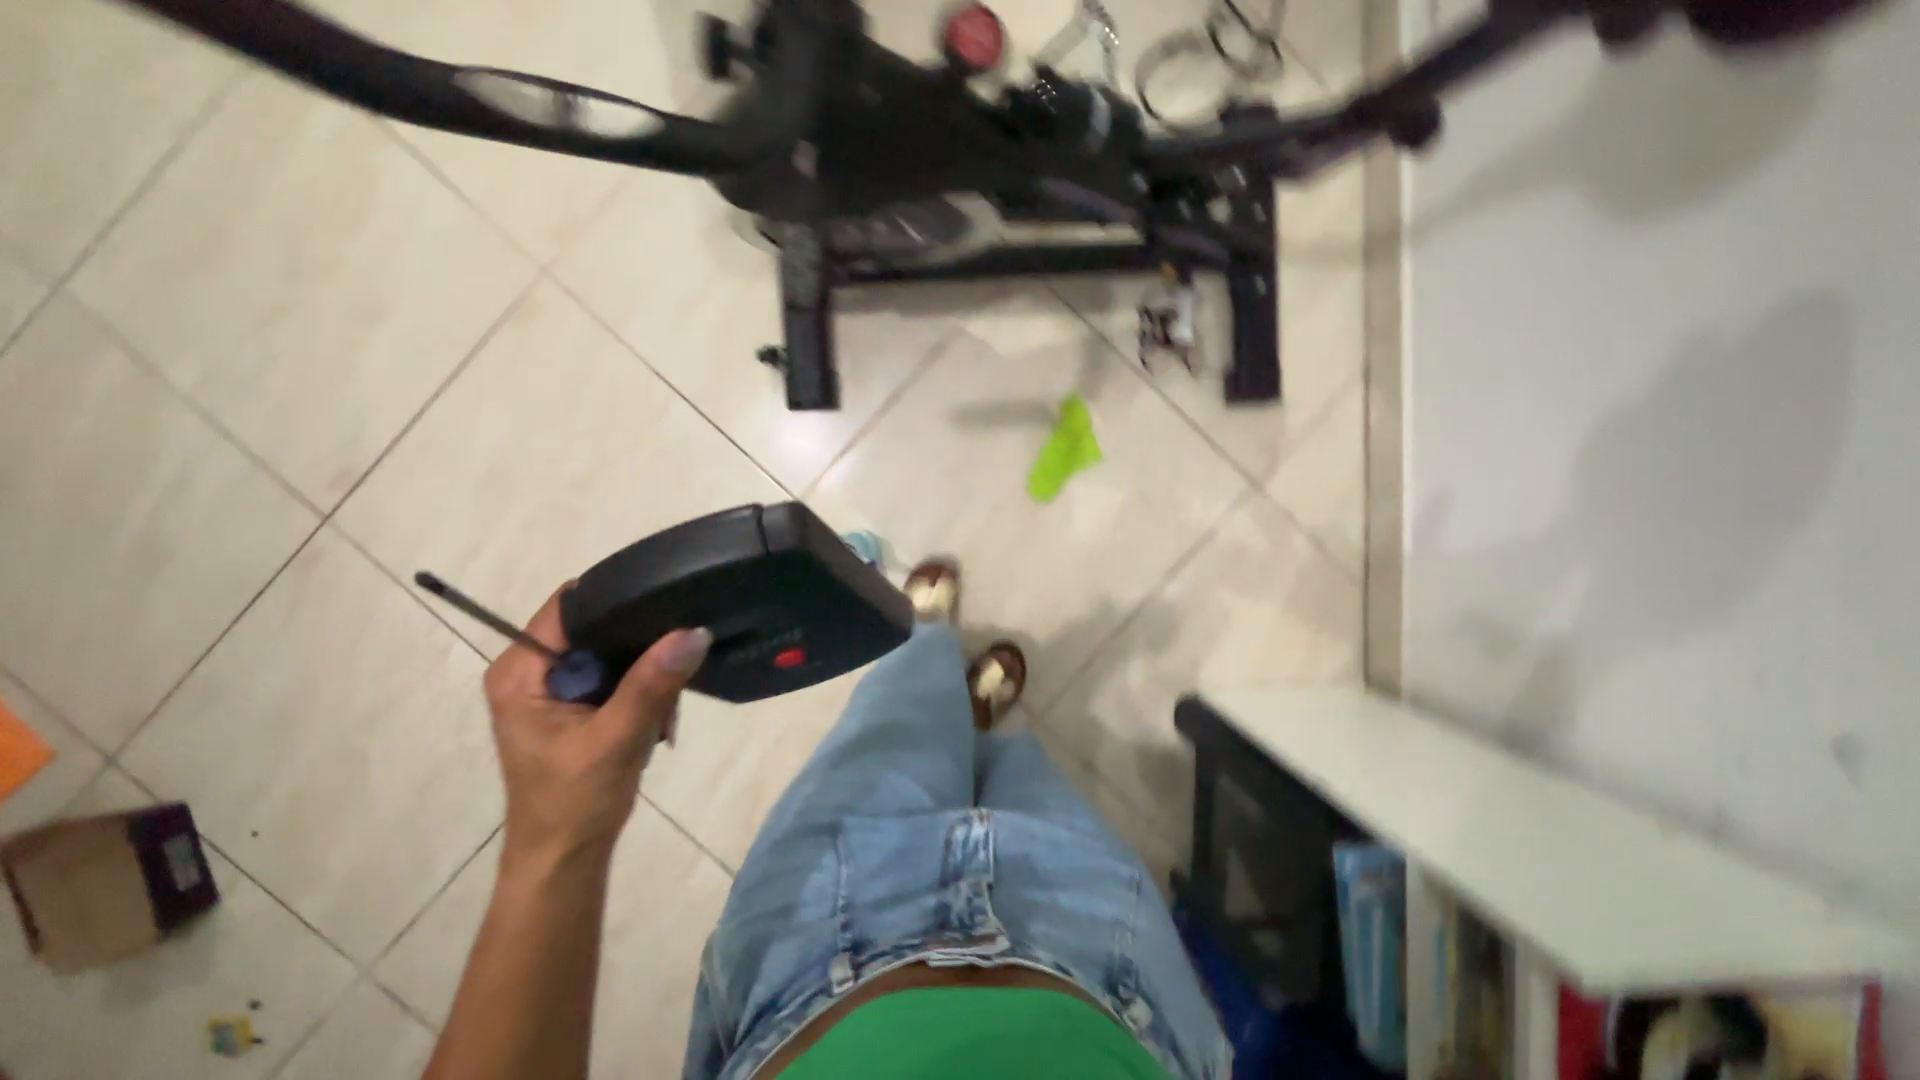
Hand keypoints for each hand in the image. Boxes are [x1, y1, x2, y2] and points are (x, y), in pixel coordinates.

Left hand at [482, 583, 710, 870]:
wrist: (564, 861)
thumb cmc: (575, 801)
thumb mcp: (616, 738)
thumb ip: (652, 683)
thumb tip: (694, 632)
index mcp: (519, 671)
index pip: (569, 607)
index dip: (617, 599)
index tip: (666, 602)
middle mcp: (529, 672)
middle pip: (594, 628)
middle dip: (640, 647)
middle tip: (675, 668)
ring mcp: (549, 691)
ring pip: (610, 654)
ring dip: (645, 675)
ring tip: (666, 709)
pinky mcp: (571, 708)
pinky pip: (614, 679)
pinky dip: (640, 694)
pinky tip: (657, 720)